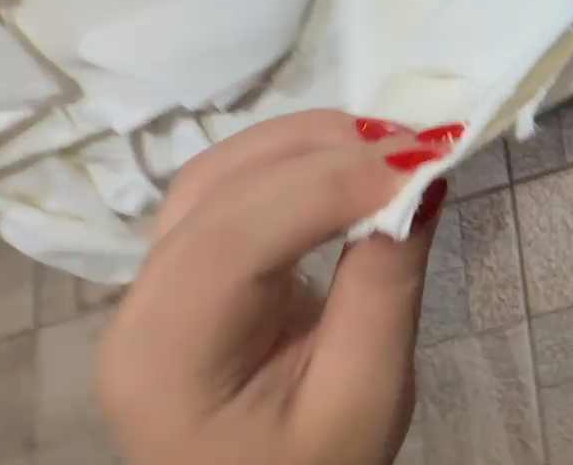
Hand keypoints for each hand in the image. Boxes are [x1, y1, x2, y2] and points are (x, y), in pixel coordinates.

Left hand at [99, 111, 460, 464]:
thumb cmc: (318, 460)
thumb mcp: (366, 391)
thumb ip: (386, 287)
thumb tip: (424, 185)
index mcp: (167, 352)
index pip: (237, 234)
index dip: (335, 182)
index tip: (430, 162)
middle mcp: (142, 302)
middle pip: (221, 185)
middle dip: (329, 148)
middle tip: (427, 146)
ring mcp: (160, 276)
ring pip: (224, 169)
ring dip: (316, 140)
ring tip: (399, 145)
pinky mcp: (196, 262)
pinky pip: (238, 182)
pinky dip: (305, 154)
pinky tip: (359, 160)